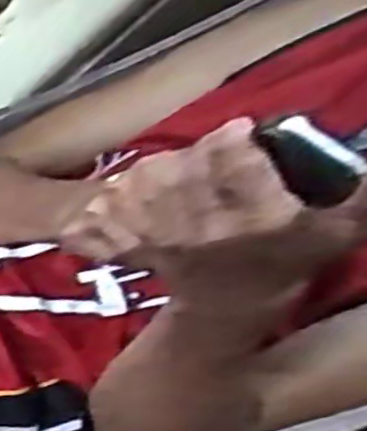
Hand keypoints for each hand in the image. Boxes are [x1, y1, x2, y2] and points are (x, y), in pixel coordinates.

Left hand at [60, 118, 366, 309]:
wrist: (228, 300)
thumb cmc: (293, 253)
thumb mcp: (345, 219)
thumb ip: (362, 183)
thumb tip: (361, 140)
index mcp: (256, 215)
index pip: (232, 167)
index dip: (228, 141)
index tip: (238, 130)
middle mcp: (197, 227)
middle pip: (174, 173)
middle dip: (186, 155)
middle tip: (201, 155)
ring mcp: (151, 243)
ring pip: (130, 192)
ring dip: (142, 178)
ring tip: (166, 178)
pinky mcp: (120, 253)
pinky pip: (90, 226)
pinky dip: (97, 211)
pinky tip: (116, 205)